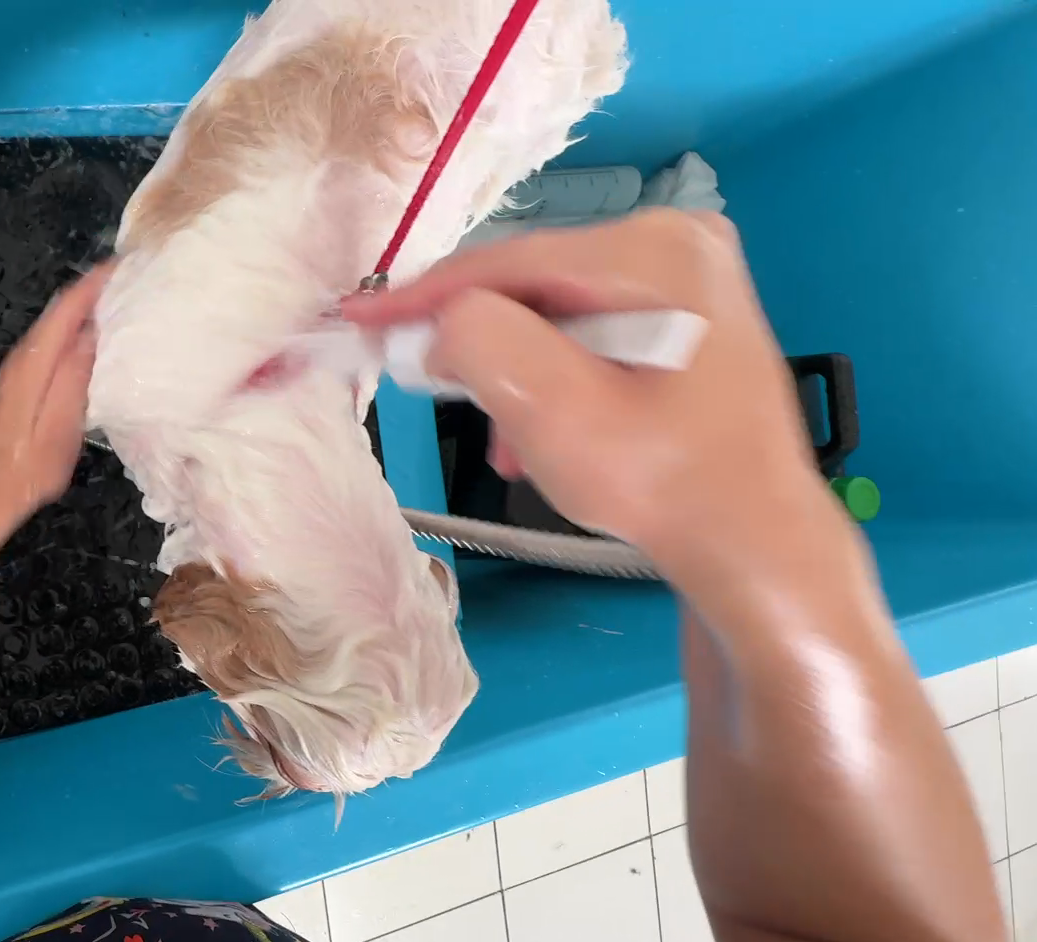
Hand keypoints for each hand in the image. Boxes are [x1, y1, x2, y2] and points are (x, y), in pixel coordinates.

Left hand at [0, 264, 111, 524]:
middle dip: (93, 291)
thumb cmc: (35, 465)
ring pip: (57, 325)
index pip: (65, 309)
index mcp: (33, 362)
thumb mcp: (62, 423)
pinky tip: (100, 336)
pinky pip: (55, 342)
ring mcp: (22, 367)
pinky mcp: (26, 380)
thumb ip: (75, 375)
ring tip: (123, 301)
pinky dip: (78, 330)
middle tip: (132, 280)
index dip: (94, 284)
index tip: (125, 265)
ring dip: (86, 310)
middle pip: (60, 311)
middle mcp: (24, 357)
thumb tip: (92, 334)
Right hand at [342, 209, 839, 579]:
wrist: (745, 535)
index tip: (357, 316)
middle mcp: (669, 243)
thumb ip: (484, 343)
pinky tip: (532, 431)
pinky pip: (569, 334)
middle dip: (470, 343)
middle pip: (522, 287)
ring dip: (502, 373)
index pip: (504, 262)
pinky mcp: (670, 313)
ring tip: (499, 437)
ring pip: (539, 315)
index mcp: (653, 252)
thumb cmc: (655, 478)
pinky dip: (536, 379)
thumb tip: (438, 323)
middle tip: (427, 389)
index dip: (419, 294)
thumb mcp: (553, 410)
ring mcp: (675, 278)